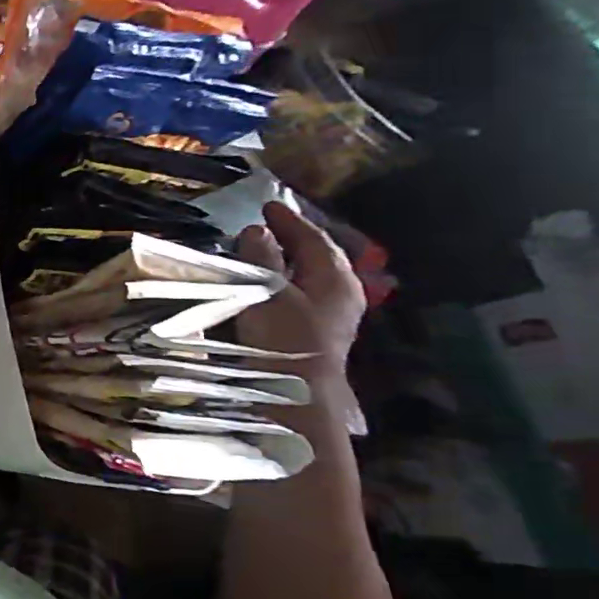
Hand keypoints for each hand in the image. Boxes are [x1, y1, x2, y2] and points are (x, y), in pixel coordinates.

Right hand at [234, 201, 364, 373]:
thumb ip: (261, 260)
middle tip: (268, 223)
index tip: (267, 205)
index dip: (289, 220)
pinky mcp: (319, 329)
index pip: (313, 239)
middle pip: (319, 255)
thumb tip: (256, 232)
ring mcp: (334, 313)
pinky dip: (287, 277)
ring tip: (265, 248)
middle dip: (294, 237)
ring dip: (289, 258)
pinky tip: (270, 280)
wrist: (297, 393)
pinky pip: (304, 289)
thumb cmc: (283, 339)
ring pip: (312, 273)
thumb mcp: (266, 294)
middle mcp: (342, 292)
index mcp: (335, 278)